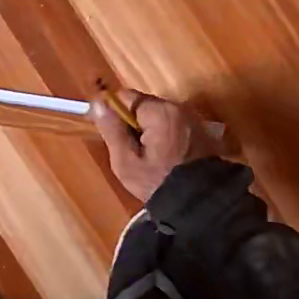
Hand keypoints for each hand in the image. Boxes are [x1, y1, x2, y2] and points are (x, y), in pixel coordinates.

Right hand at [92, 90, 218, 202]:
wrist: (199, 202)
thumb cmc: (156, 181)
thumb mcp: (125, 160)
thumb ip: (112, 129)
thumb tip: (98, 103)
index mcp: (159, 112)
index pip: (126, 97)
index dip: (113, 113)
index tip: (110, 133)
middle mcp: (178, 108)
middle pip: (143, 105)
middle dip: (132, 123)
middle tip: (129, 151)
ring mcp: (192, 118)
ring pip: (158, 116)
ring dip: (148, 130)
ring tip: (148, 157)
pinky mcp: (201, 130)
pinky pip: (173, 125)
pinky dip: (164, 136)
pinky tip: (164, 157)